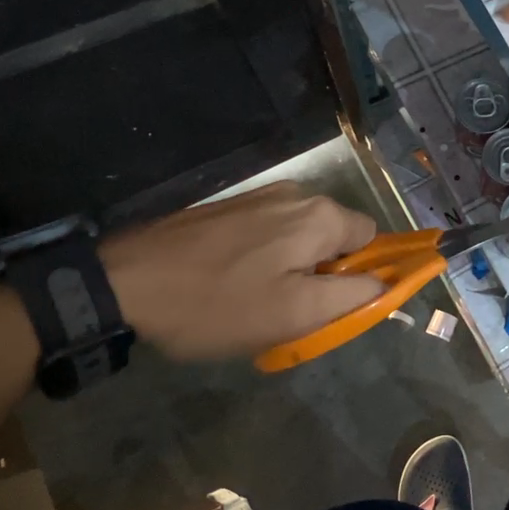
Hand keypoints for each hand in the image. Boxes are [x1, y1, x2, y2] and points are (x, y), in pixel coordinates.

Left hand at [98, 183, 382, 360]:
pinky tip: (231, 284)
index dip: (361, 274)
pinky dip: (264, 258)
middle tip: (289, 312)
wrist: (122, 282)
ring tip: (255, 303)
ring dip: (292, 268)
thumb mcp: (293, 314)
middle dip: (323, 274)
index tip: (330, 306)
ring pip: (301, 236)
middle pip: (336, 236)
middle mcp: (297, 195)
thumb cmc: (216, 304)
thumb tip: (386, 284)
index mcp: (320, 217)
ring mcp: (259, 196)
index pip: (372, 238)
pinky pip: (269, 232)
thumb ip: (352, 297)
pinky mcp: (228, 206)